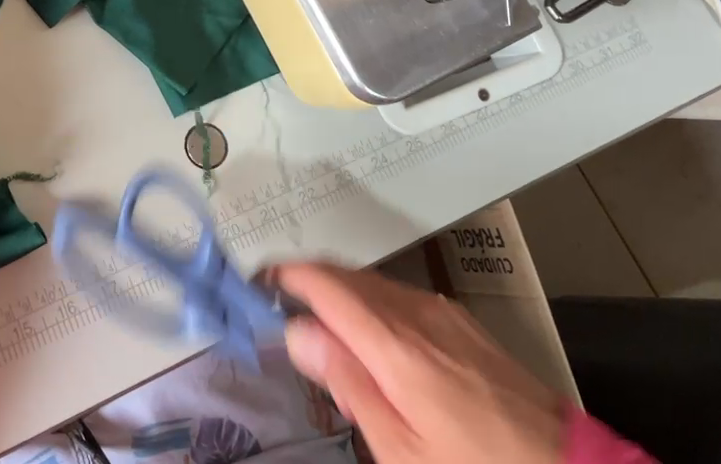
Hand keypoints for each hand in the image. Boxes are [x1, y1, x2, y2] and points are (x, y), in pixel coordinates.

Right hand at [274, 263, 564, 463]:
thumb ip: (346, 382)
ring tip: (321, 327)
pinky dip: (370, 304)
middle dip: (309, 283)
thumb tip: (297, 329)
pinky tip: (371, 337)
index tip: (258, 283)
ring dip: (340, 293)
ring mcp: (442, 311)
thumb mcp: (400, 450)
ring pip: (373, 284)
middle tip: (280, 308)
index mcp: (393, 341)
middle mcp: (415, 310)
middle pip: (346, 275)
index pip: (325, 283)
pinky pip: (400, 296)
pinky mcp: (462, 322)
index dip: (286, 274)